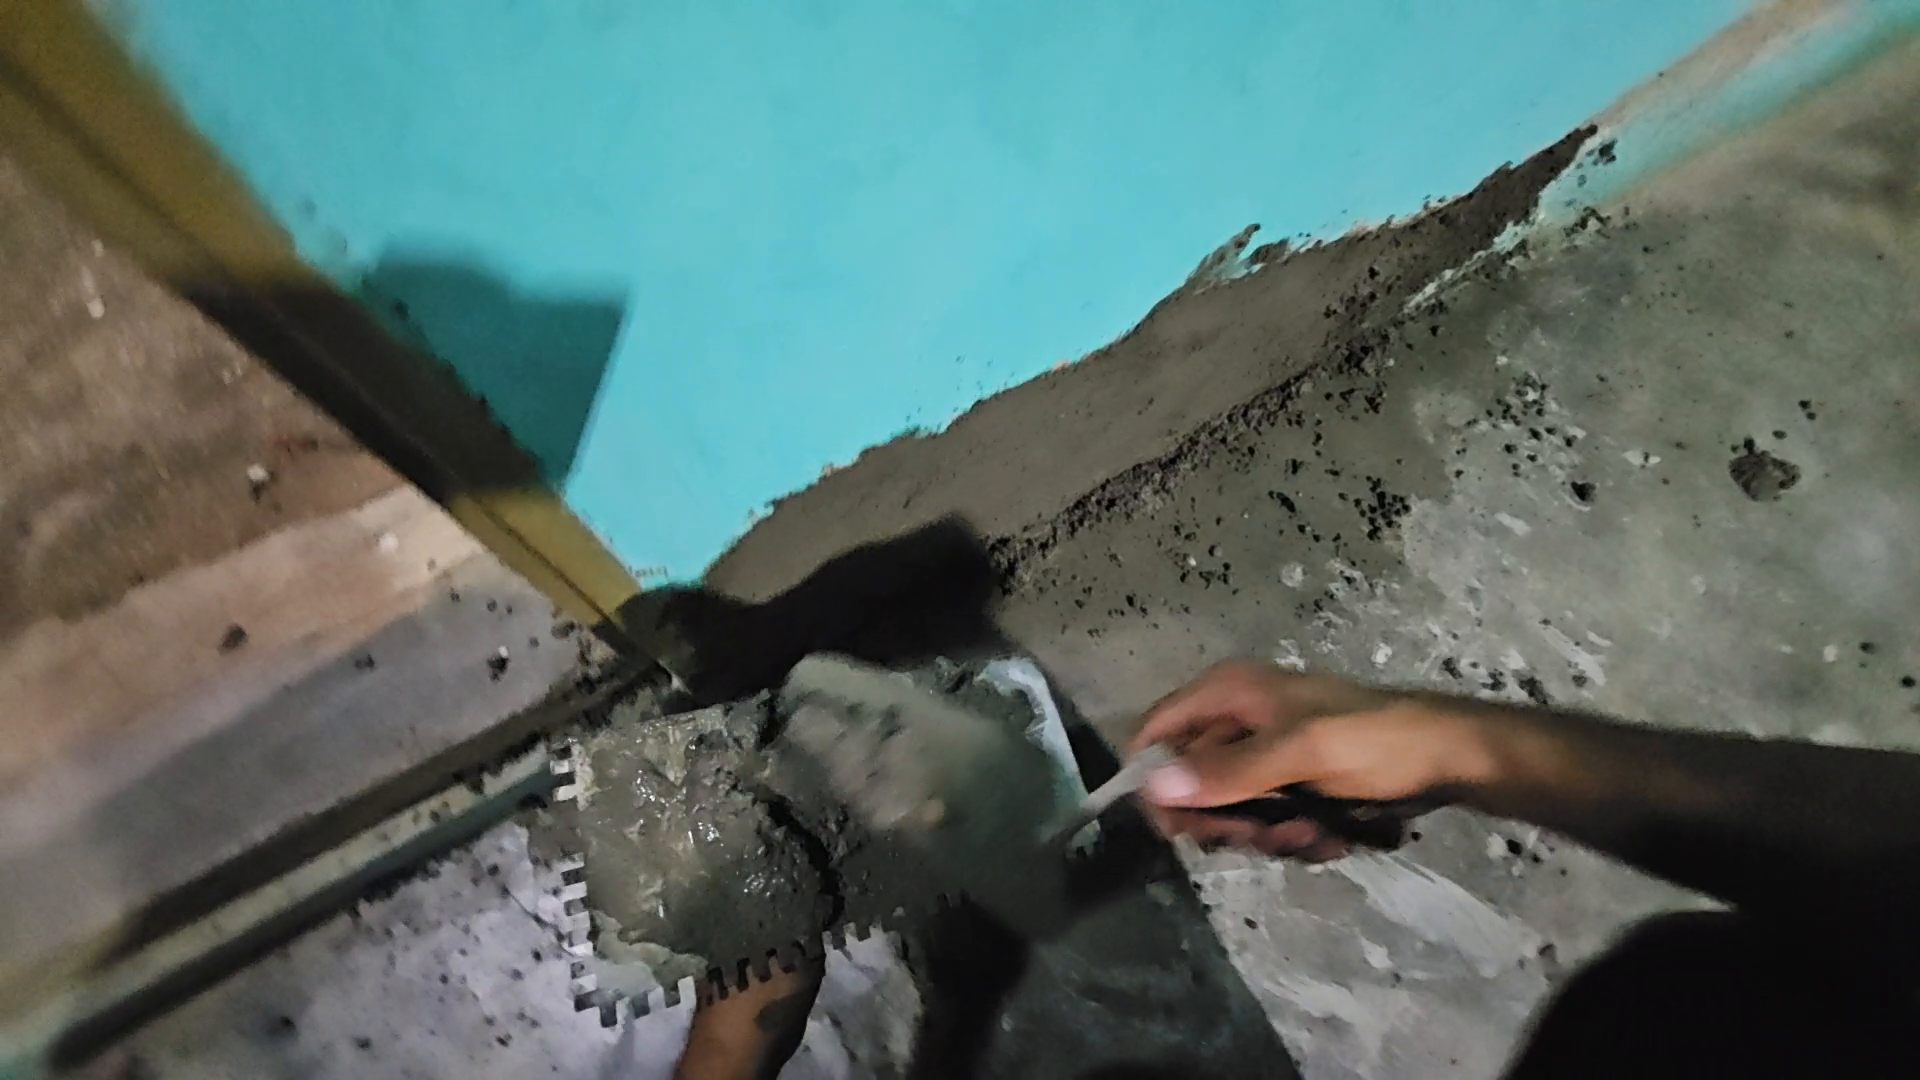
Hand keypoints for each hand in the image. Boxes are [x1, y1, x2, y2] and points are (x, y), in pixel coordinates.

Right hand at [1127, 660, 1490, 859]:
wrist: (1449, 758)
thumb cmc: (1370, 739)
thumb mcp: (1297, 753)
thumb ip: (1226, 772)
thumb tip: (1151, 788)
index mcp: (1226, 692)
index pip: (1158, 727)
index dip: (1151, 774)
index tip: (1168, 827)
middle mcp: (1234, 717)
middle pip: (1191, 777)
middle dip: (1224, 816)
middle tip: (1259, 835)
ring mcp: (1261, 750)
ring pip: (1228, 805)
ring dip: (1263, 831)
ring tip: (1308, 833)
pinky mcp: (1287, 778)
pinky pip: (1262, 816)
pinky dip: (1288, 833)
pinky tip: (1326, 834)